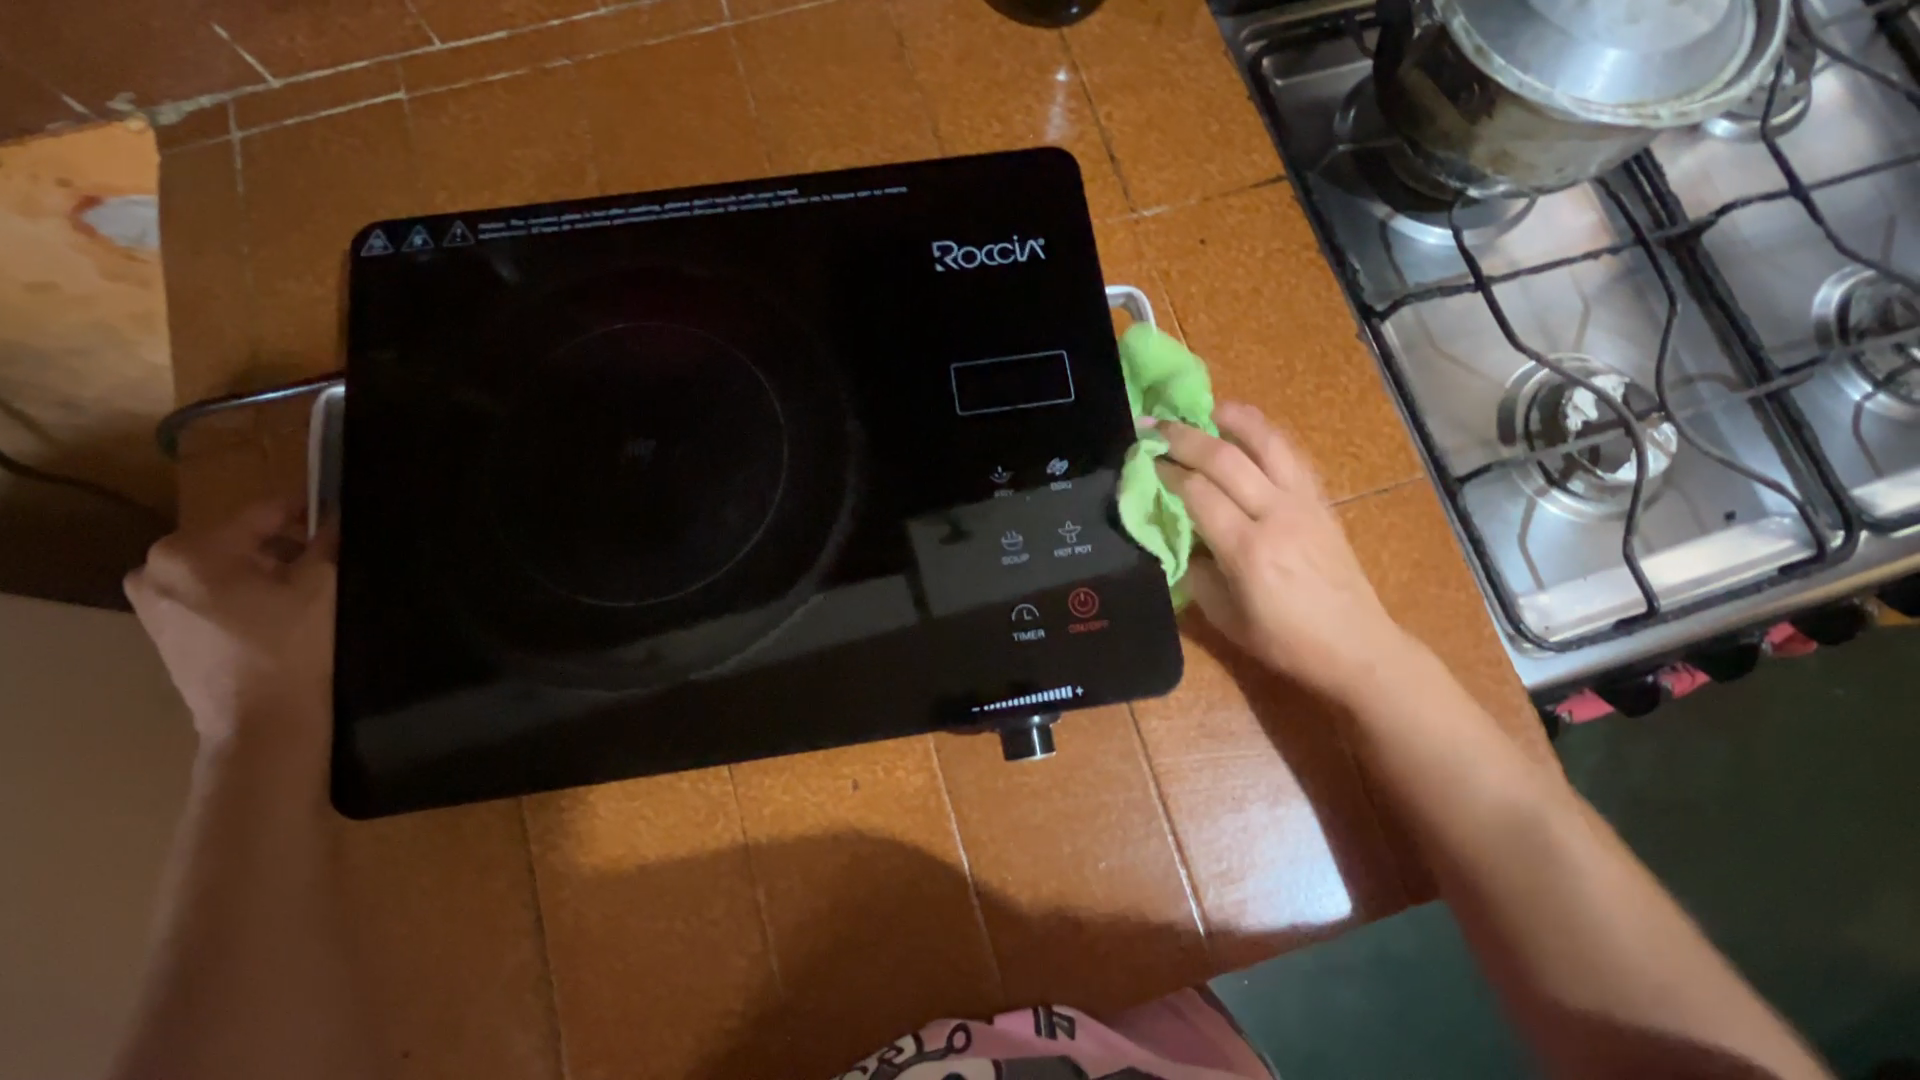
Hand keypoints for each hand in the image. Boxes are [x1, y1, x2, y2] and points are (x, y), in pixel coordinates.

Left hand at [125, 500, 336, 754]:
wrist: (261, 722)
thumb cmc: (290, 647)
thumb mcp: (321, 586)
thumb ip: (327, 542)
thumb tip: (336, 518)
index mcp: (189, 550)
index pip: (263, 512)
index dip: (307, 510)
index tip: (339, 511)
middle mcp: (155, 569)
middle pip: (238, 541)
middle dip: (282, 547)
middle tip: (326, 561)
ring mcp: (152, 604)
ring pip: (223, 569)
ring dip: (263, 573)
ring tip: (305, 593)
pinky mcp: (163, 632)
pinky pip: (209, 596)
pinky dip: (243, 597)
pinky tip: (277, 618)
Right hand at [1153, 402, 1414, 701]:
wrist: (1354, 645)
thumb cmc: (1284, 640)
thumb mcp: (1224, 616)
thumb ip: (1195, 571)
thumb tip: (1175, 534)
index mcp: (1247, 550)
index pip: (1197, 492)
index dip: (1165, 471)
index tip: (1141, 460)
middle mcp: (1276, 515)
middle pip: (1224, 459)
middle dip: (1183, 437)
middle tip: (1152, 427)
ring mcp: (1303, 503)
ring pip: (1266, 443)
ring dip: (1232, 419)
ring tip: (1204, 408)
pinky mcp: (1320, 501)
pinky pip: (1290, 455)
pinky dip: (1264, 434)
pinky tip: (1246, 429)